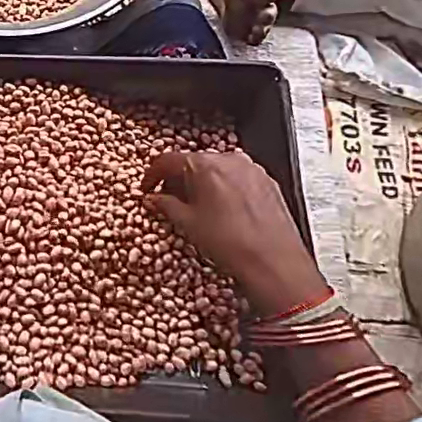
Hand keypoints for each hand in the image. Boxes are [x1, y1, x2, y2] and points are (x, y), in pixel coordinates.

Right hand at [142, 149, 327, 314]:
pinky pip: (236, 177)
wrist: (273, 261)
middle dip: (177, 179)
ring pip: (216, 169)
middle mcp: (229, 160)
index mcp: (205, 165)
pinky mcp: (266, 181)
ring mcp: (251, 169)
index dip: (152, 175)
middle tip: (168, 199)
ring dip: (200, 183)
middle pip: (193, 161)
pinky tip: (219, 210)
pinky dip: (222, 188)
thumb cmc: (231, 242)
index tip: (148, 187)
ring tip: (194, 207)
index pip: (167, 160)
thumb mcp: (187, 223)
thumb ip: (165, 205)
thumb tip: (155, 199)